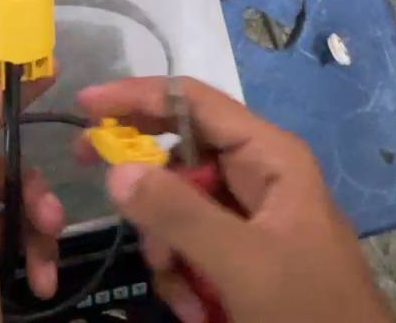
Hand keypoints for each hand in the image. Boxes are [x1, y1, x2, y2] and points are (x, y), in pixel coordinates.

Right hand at [76, 77, 395, 322]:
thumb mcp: (243, 264)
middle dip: (147, 183)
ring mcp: (249, 214)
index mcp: (268, 153)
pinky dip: (182, 273)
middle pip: (180, 151)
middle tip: (92, 176)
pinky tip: (197, 309)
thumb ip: (179, 214)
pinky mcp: (242, 252)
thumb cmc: (310, 311)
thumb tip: (115, 169)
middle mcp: (256, 171)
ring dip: (166, 246)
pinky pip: (192, 243)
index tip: (85, 104)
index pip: (192, 100)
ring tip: (184, 292)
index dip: (138, 95)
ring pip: (179, 203)